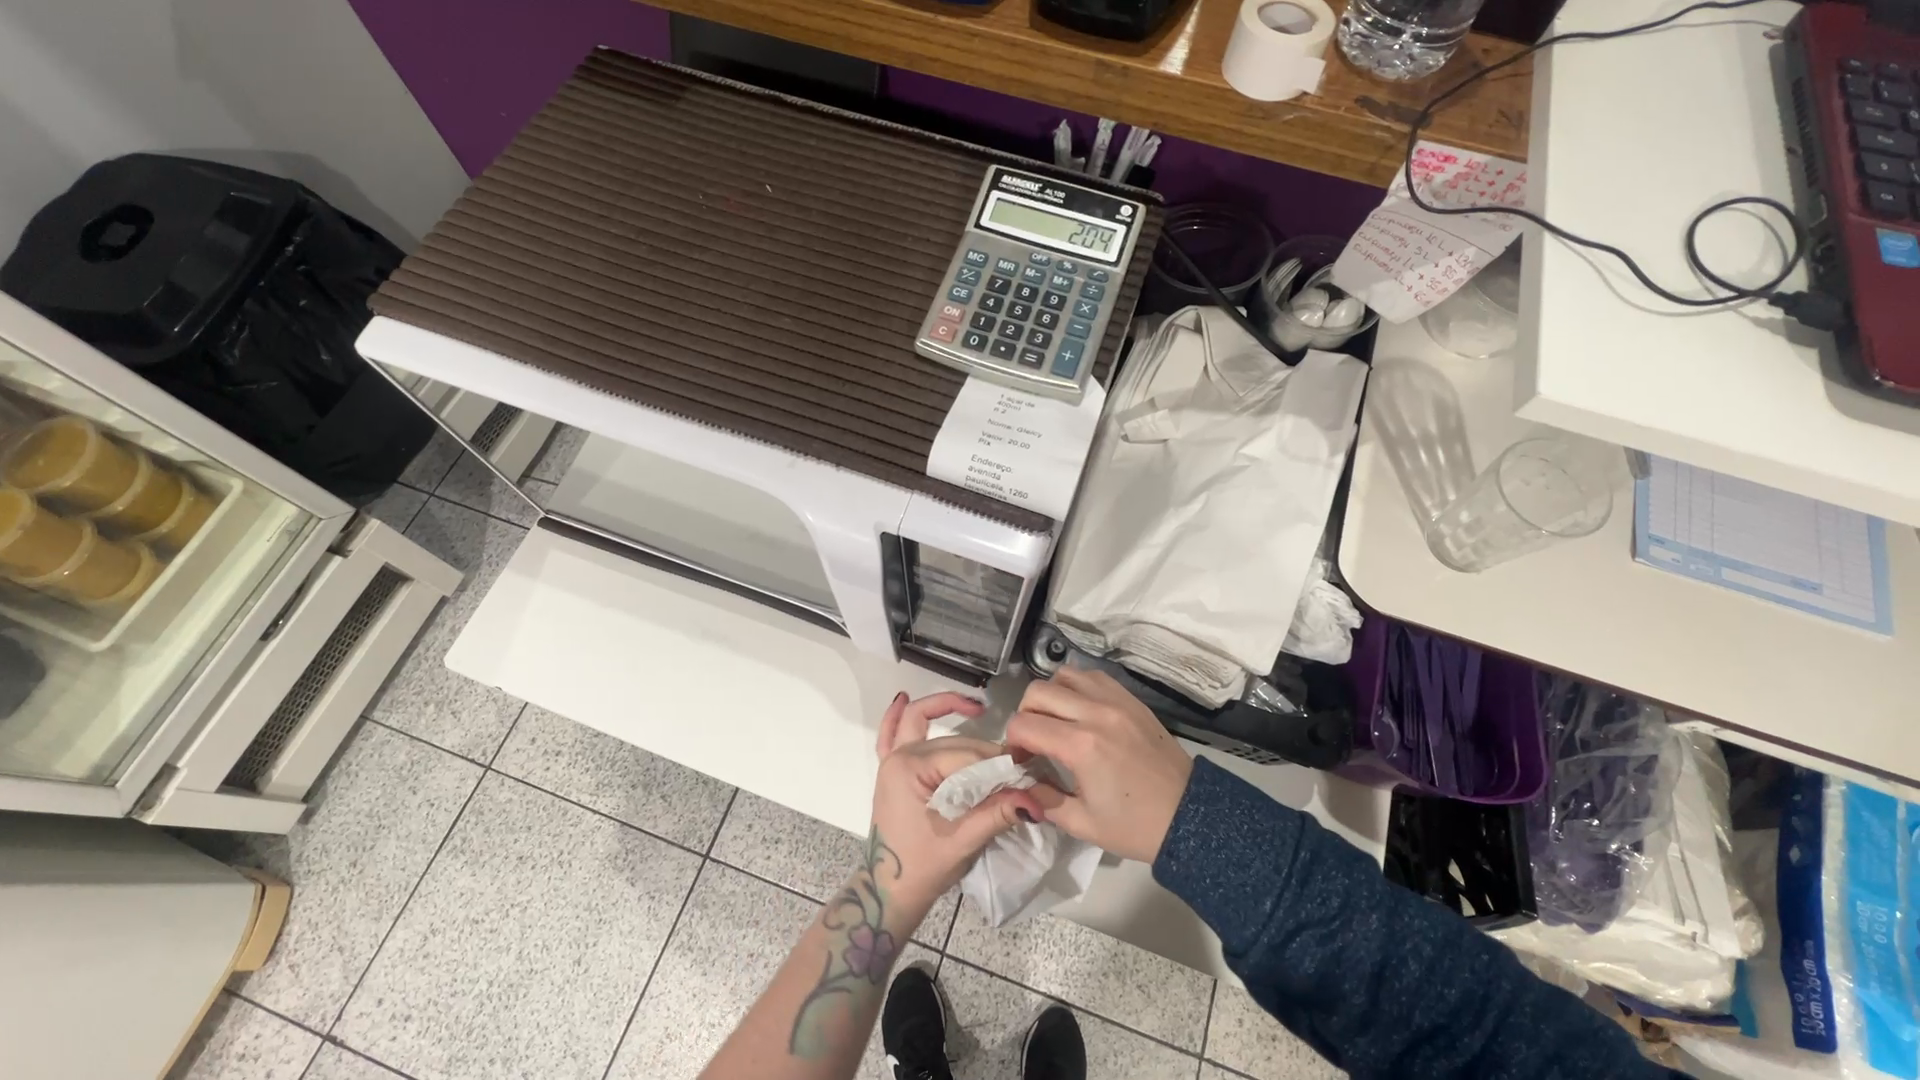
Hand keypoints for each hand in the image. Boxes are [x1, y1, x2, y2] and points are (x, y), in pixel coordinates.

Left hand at [868, 692, 1048, 913]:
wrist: (890, 891)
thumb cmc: (923, 867)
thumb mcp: (963, 841)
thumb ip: (996, 814)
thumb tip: (1036, 799)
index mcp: (910, 769)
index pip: (964, 756)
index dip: (998, 762)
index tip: (1028, 769)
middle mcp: (899, 758)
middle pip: (951, 741)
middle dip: (984, 748)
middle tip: (1017, 762)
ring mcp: (891, 763)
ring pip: (921, 725)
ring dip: (945, 710)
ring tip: (978, 708)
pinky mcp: (892, 772)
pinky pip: (890, 734)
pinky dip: (896, 715)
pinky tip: (903, 697)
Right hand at [1006, 667, 1194, 863]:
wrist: (1190, 816)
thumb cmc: (1136, 826)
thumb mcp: (1082, 823)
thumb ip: (1042, 799)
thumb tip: (1019, 785)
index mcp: (1081, 746)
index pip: (1023, 724)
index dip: (1012, 743)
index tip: (1022, 761)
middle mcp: (1096, 713)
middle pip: (1038, 692)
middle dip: (1025, 716)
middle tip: (1034, 742)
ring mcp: (1117, 701)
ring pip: (1064, 676)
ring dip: (1051, 697)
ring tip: (1057, 723)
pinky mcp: (1132, 700)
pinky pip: (1093, 677)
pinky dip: (1077, 688)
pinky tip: (1080, 713)